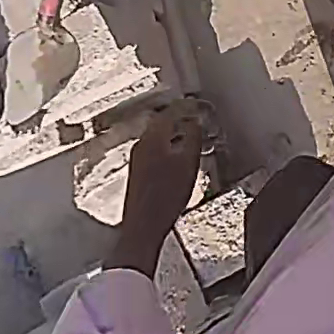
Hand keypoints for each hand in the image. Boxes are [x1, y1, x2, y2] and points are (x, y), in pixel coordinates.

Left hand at [104, 102, 205, 275]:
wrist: (143, 227)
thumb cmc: (166, 194)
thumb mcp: (189, 162)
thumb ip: (194, 137)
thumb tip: (195, 123)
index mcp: (153, 137)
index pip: (170, 112)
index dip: (185, 107)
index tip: (196, 106)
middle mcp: (141, 145)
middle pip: (160, 123)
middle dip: (178, 119)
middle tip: (193, 118)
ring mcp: (137, 160)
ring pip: (156, 137)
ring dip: (172, 134)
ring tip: (188, 136)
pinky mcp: (137, 174)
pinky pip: (153, 150)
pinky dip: (166, 147)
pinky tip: (176, 157)